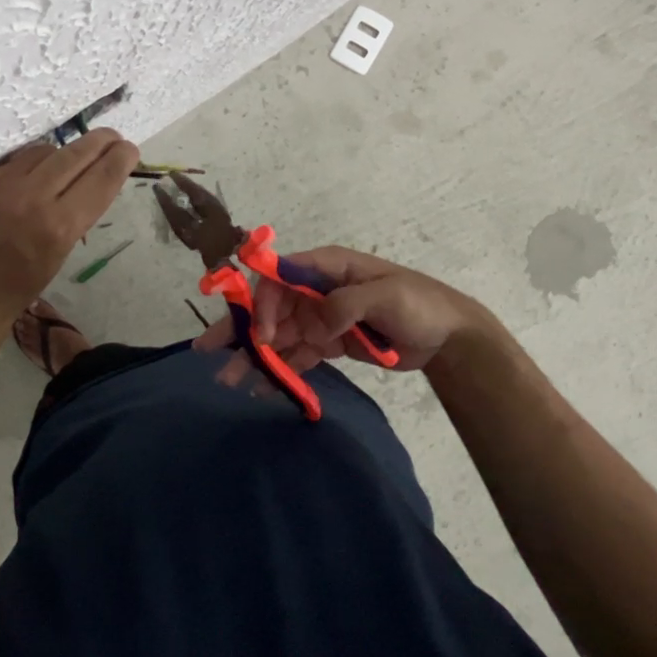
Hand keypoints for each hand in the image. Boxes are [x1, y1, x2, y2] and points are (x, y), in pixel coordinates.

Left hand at [0, 130, 139, 320]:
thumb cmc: (18, 287)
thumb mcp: (60, 253)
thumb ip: (76, 214)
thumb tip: (91, 179)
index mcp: (58, 226)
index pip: (100, 179)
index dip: (120, 160)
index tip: (129, 150)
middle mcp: (30, 198)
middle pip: (75, 155)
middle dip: (100, 142)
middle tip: (112, 137)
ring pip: (43, 151)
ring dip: (61, 155)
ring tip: (68, 163)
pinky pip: (11, 161)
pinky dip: (26, 167)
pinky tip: (28, 179)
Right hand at [195, 246, 500, 373]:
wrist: (450, 337)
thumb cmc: (419, 304)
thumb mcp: (385, 295)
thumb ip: (344, 305)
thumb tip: (311, 328)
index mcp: (325, 267)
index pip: (279, 278)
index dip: (262, 303)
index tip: (261, 335)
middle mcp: (314, 290)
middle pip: (267, 308)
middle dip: (239, 329)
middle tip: (207, 349)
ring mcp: (319, 318)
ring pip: (276, 336)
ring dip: (253, 357)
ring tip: (227, 380)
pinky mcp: (327, 343)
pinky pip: (296, 356)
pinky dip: (278, 371)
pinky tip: (260, 389)